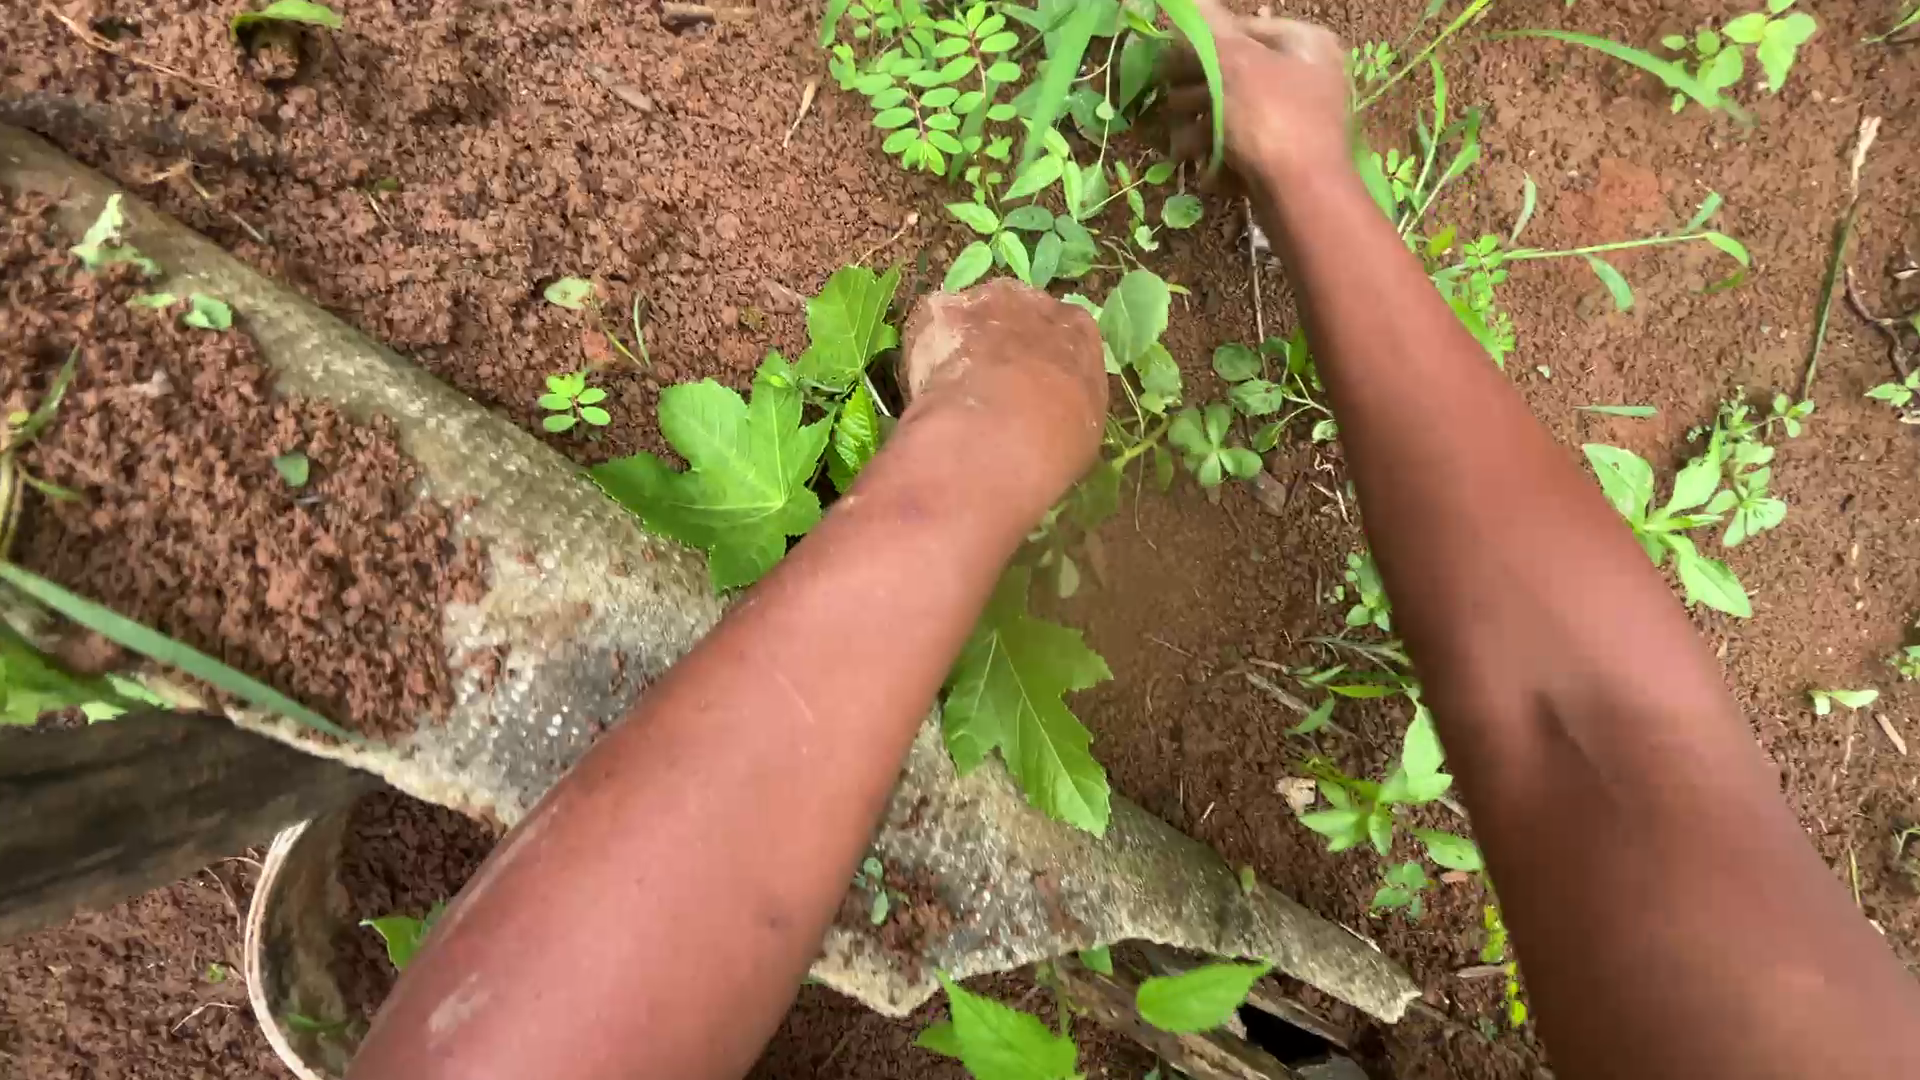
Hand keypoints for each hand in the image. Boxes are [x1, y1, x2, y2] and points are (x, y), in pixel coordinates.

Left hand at [898, 278, 1107, 498]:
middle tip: (986, 386)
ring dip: (960, 345)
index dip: (1042, 359)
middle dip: (1000, 344)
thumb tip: (1051, 417)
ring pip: (969, 317)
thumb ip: (1069, 407)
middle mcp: (1034, 302)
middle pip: (1015, 315)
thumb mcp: (1083, 431)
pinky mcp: (939, 311)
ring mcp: (983, 300)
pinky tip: (924, 387)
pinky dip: (925, 353)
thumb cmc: (1056, 440)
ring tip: (951, 388)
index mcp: (1078, 331)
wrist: (1004, 429)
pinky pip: (930, 329)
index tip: (1030, 383)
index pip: (1063, 333)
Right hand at [1166, 4, 1350, 195]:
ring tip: (1180, 151)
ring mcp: (1294, 123)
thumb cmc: (1272, 122)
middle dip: (1197, 97)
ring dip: (1201, 134)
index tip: (1168, 65)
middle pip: (1236, 78)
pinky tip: (1208, 172)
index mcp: (1304, 43)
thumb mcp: (1236, 67)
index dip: (1202, 45)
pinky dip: (1222, 161)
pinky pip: (1244, 152)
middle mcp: (1304, 78)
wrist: (1301, 197)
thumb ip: (1209, 31)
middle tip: (1169, 109)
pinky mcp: (1282, 162)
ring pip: (1235, 119)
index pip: (1244, 30)